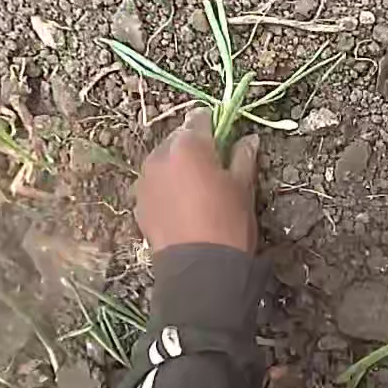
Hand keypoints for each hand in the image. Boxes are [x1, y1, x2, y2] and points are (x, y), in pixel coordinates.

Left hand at [134, 108, 259, 253]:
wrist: (200, 269)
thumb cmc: (227, 221)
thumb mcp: (243, 186)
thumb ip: (243, 156)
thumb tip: (248, 139)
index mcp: (188, 146)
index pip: (200, 118)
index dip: (216, 126)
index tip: (227, 140)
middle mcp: (160, 156)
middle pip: (179, 139)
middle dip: (196, 148)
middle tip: (216, 168)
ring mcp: (145, 180)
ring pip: (165, 162)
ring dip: (180, 168)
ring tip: (198, 190)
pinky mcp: (139, 203)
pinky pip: (156, 184)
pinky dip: (168, 188)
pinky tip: (184, 206)